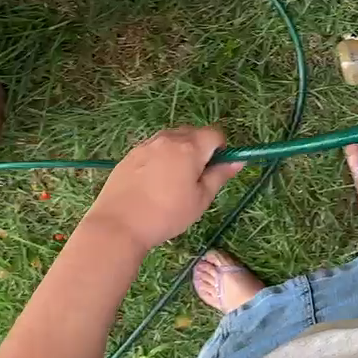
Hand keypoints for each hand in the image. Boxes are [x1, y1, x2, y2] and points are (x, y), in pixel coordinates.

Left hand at [82, 127, 242, 251]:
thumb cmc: (167, 215)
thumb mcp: (200, 199)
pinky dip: (161, 158)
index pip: (215, 134)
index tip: (215, 170)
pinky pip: (154, 148)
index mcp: (189, 147)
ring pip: (172, 139)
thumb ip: (220, 176)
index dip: (221, 149)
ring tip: (174, 182)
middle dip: (201, 149)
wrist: (119, 224)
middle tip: (196, 178)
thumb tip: (238, 161)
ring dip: (180, 152)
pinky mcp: (130, 154)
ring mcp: (146, 145)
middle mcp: (167, 139)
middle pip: (193, 133)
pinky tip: (154, 183)